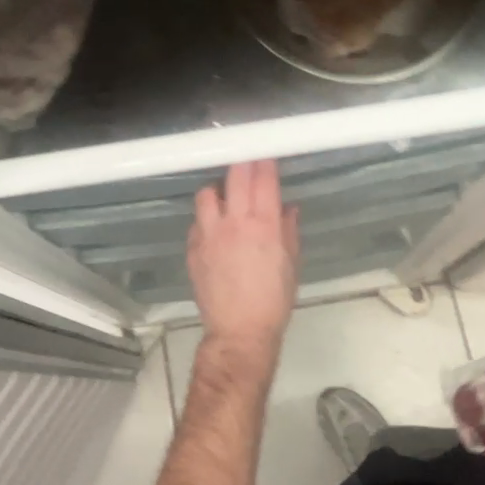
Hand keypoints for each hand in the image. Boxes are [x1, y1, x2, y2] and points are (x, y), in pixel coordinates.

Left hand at [187, 161, 299, 350]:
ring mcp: (210, 234)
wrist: (239, 332)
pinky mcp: (193, 247)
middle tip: (245, 158)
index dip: (264, 162)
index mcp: (264, 227)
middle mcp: (235, 224)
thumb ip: (288, 231)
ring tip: (225, 195)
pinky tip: (214, 225)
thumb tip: (288, 208)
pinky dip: (206, 217)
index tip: (265, 152)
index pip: (264, 181)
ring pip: (207, 194)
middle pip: (235, 178)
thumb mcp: (291, 264)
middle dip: (242, 163)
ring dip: (218, 189)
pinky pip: (197, 220)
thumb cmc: (273, 301)